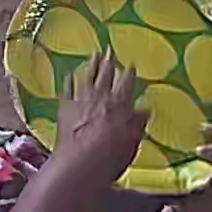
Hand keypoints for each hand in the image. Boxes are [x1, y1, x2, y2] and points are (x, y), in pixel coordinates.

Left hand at [54, 54, 147, 187]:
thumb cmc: (110, 156)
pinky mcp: (65, 107)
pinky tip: (69, 74)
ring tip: (94, 53)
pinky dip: (68, 81)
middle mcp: (100, 97)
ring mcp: (81, 99)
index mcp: (119, 104)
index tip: (130, 63)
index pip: (126, 83)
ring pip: (87, 76)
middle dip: (109, 61)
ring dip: (91, 64)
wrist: (80, 162)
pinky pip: (67, 89)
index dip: (129, 72)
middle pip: (106, 74)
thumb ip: (137, 124)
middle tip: (110, 49)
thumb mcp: (131, 141)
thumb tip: (145, 110)